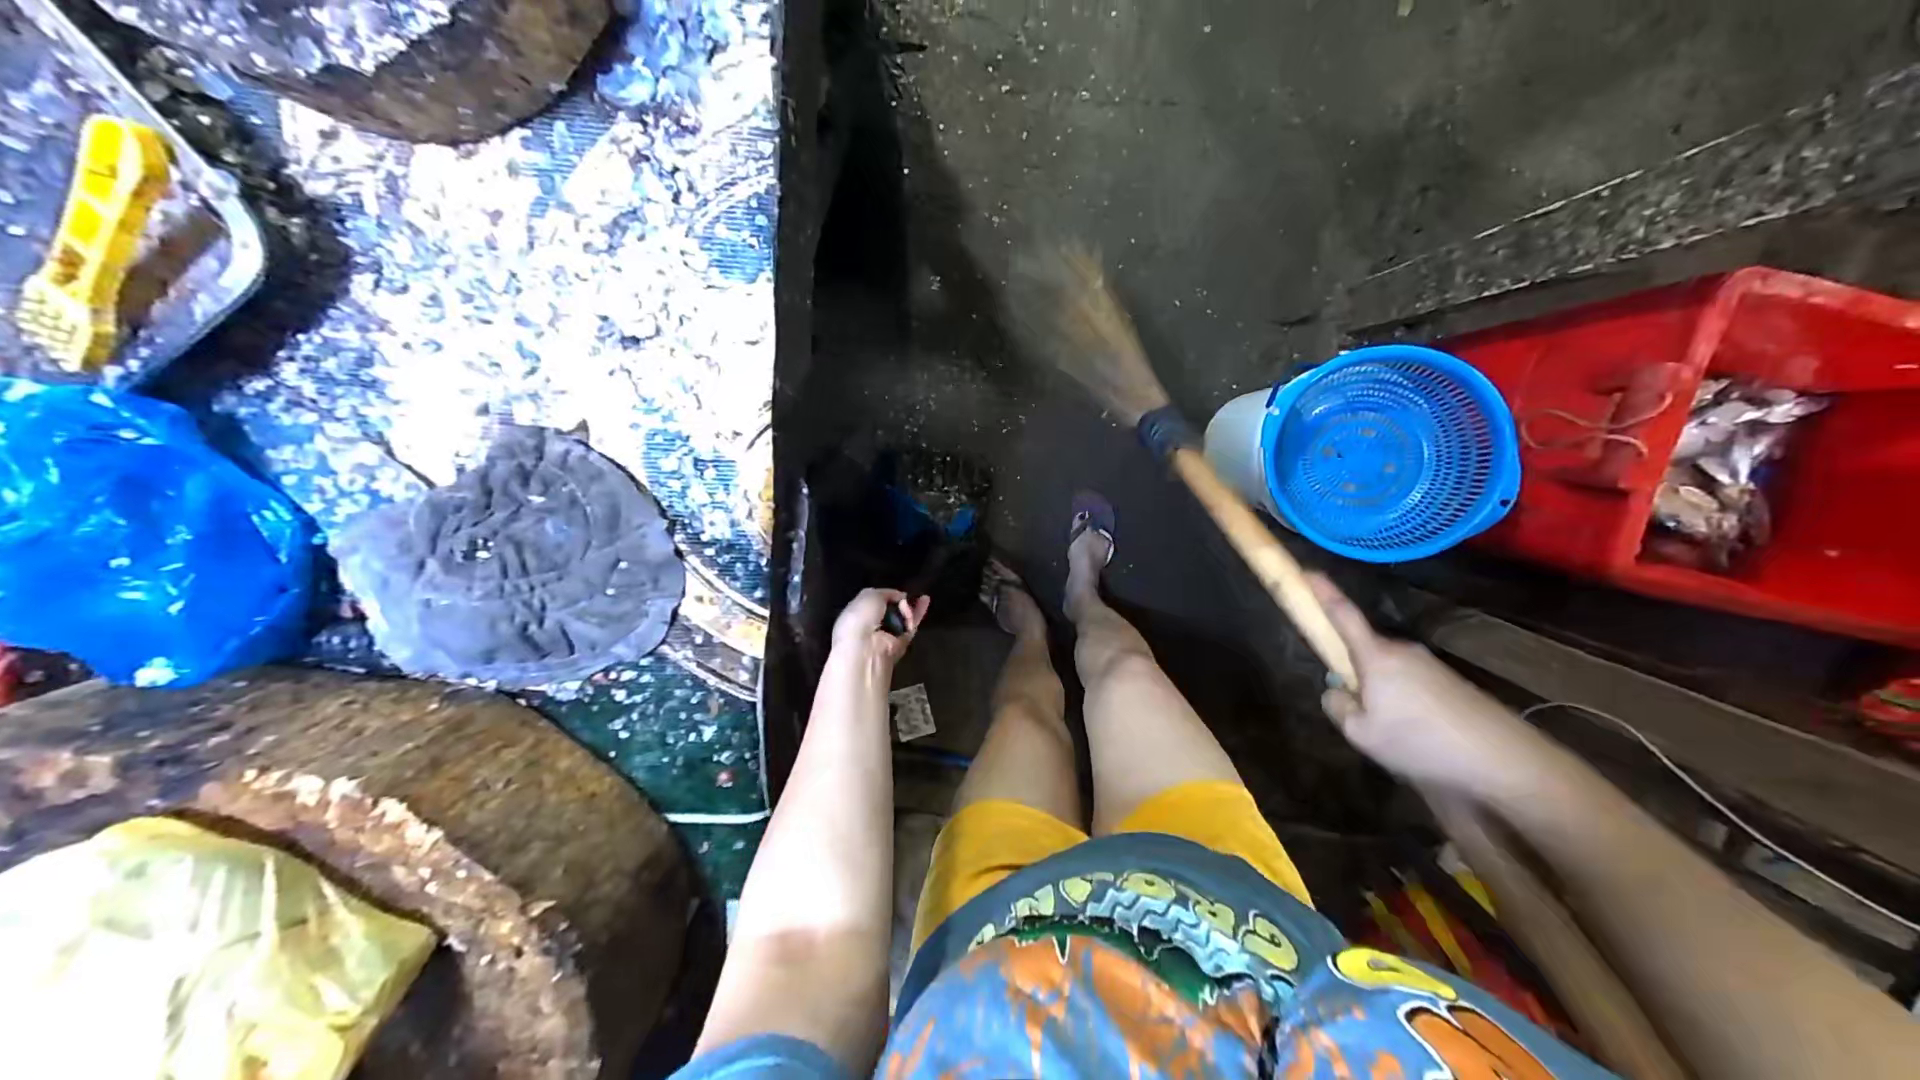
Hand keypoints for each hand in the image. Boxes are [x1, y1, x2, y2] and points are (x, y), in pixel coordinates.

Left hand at [832, 589, 930, 665]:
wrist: (866, 646)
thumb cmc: (861, 616)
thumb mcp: (869, 595)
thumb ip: (886, 593)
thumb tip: (900, 596)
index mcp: (857, 614)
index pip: (873, 603)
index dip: (885, 596)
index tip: (894, 591)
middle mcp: (871, 626)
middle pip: (890, 610)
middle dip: (900, 601)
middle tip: (908, 596)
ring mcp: (887, 636)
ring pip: (902, 618)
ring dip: (910, 607)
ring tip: (919, 598)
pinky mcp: (901, 643)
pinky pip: (910, 626)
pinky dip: (918, 613)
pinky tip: (925, 600)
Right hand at [1309, 574, 1565, 801]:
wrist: (1504, 761)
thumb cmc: (1420, 742)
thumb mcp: (1360, 732)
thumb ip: (1338, 705)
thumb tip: (1338, 690)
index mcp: (1376, 657)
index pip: (1343, 614)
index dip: (1322, 591)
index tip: (1308, 569)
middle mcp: (1403, 651)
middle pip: (1364, 652)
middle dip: (1353, 672)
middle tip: (1357, 711)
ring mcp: (1431, 665)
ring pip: (1388, 673)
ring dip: (1382, 694)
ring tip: (1394, 734)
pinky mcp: (1452, 684)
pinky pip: (1412, 686)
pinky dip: (1405, 705)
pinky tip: (1420, 737)